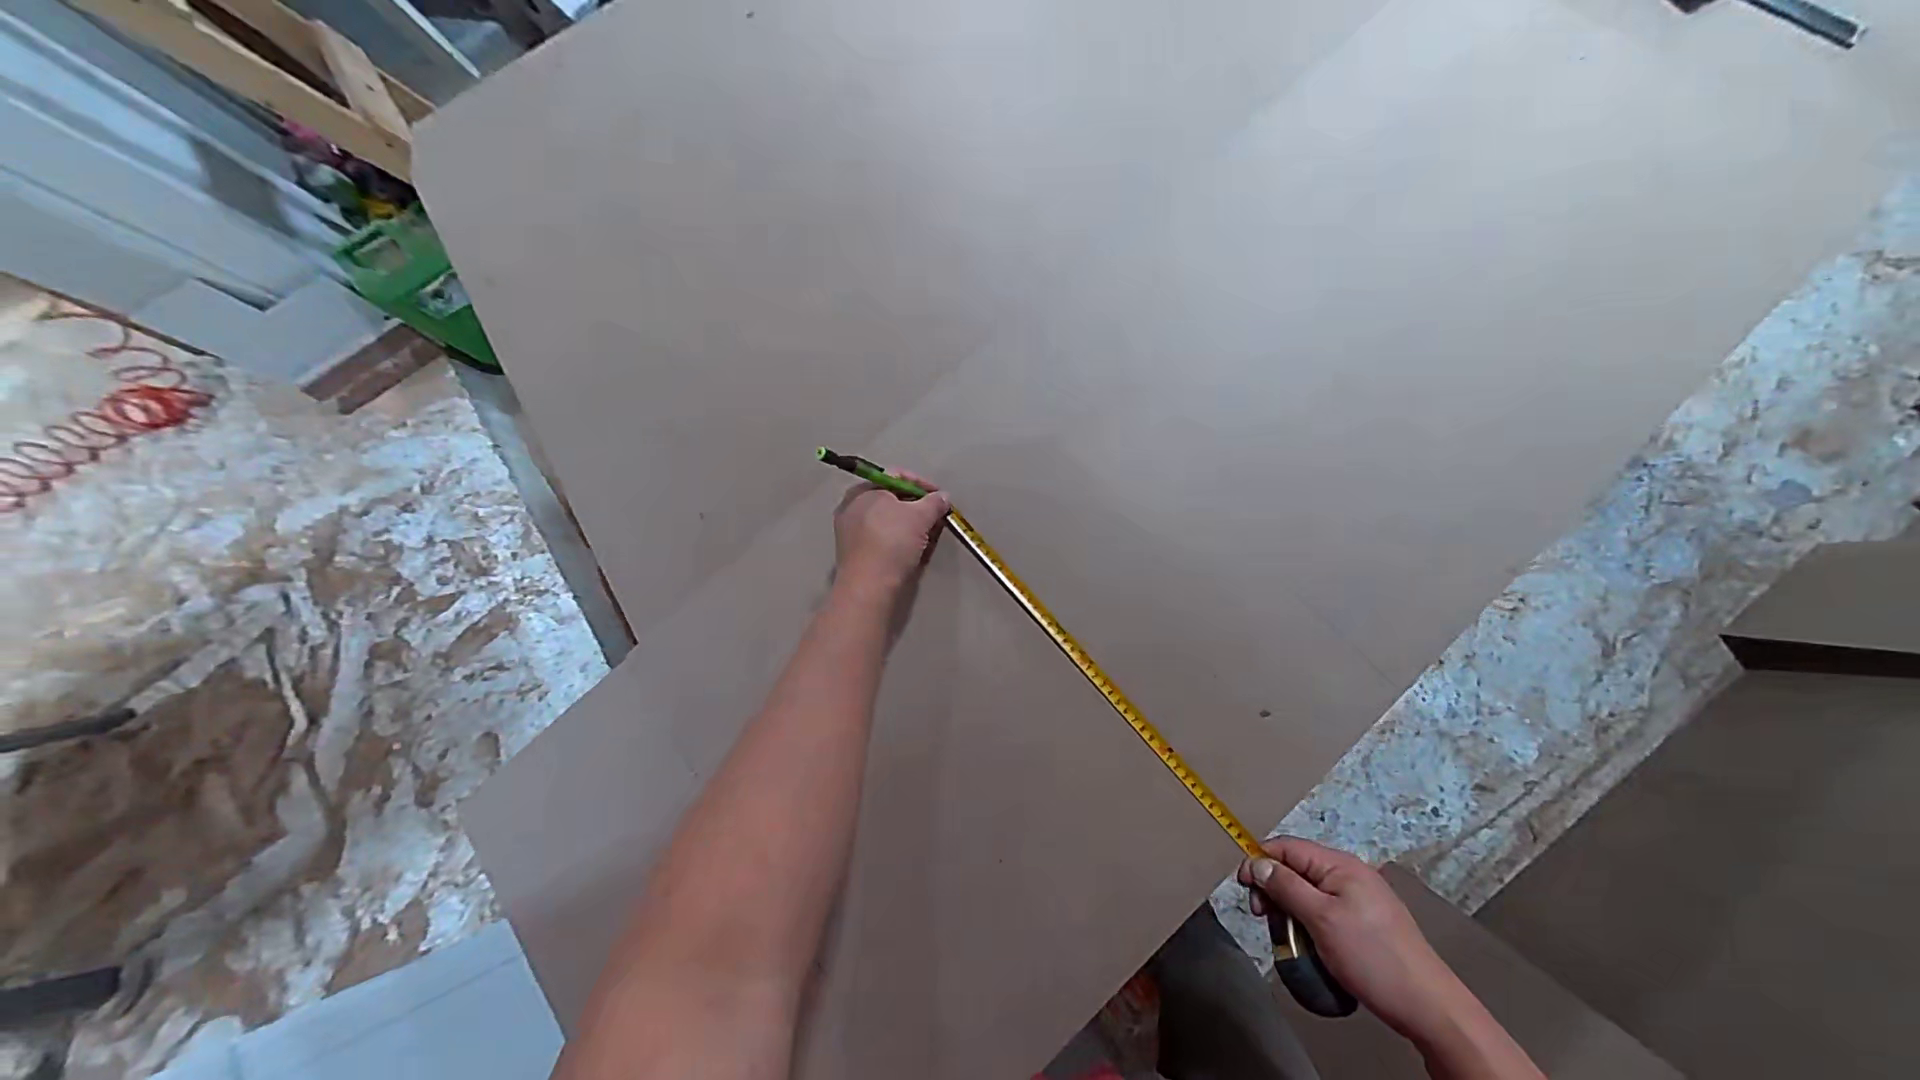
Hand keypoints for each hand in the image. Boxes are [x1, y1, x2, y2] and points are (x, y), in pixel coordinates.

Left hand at [832, 472, 950, 590]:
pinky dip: (898, 539)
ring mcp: (850, 530)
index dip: (922, 484)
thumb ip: (934, 502)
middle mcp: (852, 506)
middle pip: (891, 499)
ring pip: (887, 520)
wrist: (870, 585)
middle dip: (917, 507)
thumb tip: (942, 497)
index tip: (940, 498)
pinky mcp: (854, 552)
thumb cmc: (893, 542)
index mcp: (863, 490)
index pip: (897, 476)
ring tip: (926, 535)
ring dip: (909, 525)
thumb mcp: (920, 517)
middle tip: (935, 517)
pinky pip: (880, 537)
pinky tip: (911, 550)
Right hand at [1238, 837, 1467, 1043]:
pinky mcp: (1362, 922)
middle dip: (1273, 889)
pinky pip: (1322, 911)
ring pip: (1306, 892)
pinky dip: (1306, 923)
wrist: (1428, 1007)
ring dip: (1288, 910)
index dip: (1259, 861)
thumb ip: (1285, 886)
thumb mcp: (1321, 919)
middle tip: (1263, 917)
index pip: (1286, 847)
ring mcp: (1358, 899)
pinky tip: (1306, 942)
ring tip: (1286, 935)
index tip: (1243, 887)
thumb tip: (1257, 863)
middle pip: (1294, 869)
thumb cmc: (1373, 958)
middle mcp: (1348, 875)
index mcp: (1340, 865)